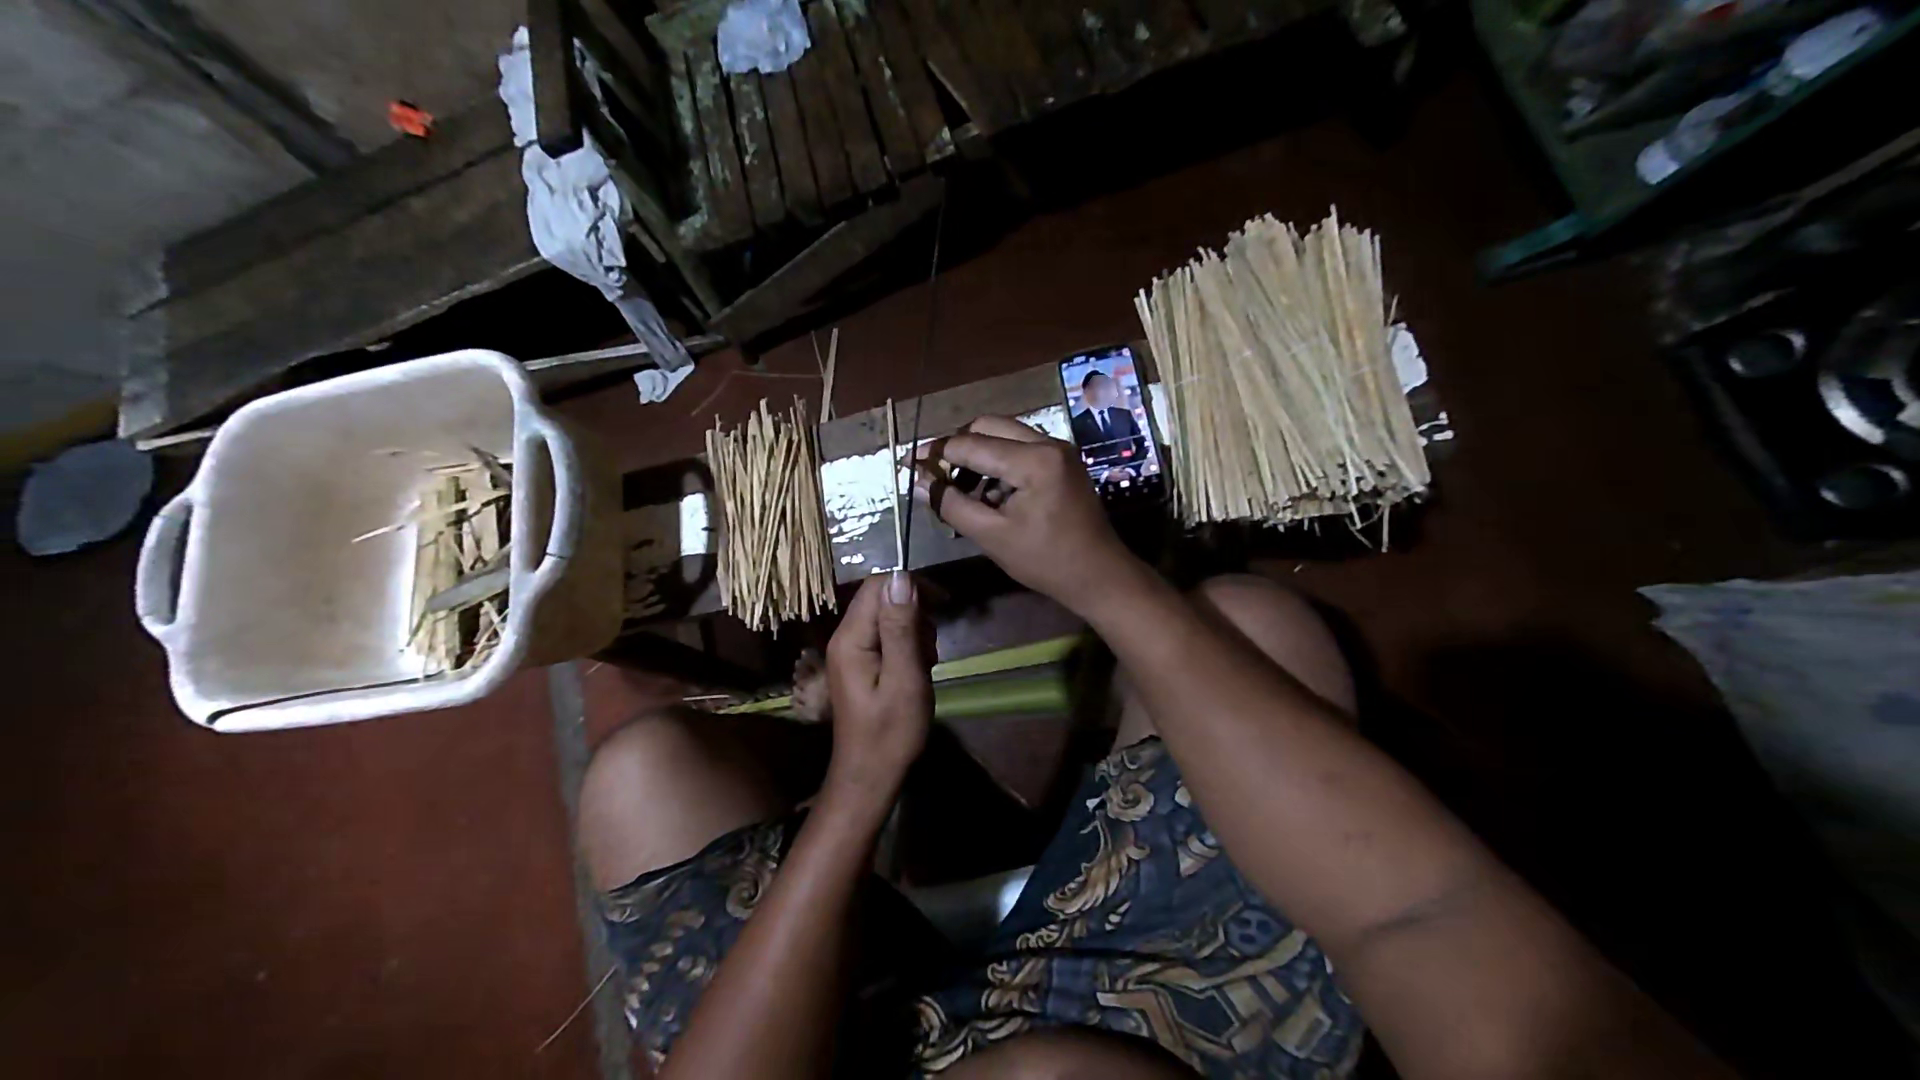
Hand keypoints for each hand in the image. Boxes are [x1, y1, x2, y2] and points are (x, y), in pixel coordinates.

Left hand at [823, 572, 931, 805]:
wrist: (871, 775)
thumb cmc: (891, 732)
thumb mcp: (904, 678)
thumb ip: (901, 627)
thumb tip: (901, 577)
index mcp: (851, 638)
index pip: (878, 586)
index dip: (911, 586)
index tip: (943, 604)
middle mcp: (846, 637)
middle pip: (883, 598)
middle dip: (916, 613)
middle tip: (931, 648)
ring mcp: (852, 651)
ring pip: (889, 617)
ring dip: (915, 632)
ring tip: (925, 664)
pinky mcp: (862, 663)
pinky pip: (888, 637)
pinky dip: (909, 646)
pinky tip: (917, 671)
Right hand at [914, 416, 1141, 609]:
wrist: (1100, 574)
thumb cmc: (1046, 561)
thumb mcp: (992, 536)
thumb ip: (952, 504)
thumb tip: (919, 480)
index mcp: (1033, 460)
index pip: (970, 444)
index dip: (935, 453)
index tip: (908, 464)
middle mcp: (1048, 443)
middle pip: (987, 426)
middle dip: (957, 447)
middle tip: (937, 476)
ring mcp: (1059, 449)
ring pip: (1004, 433)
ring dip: (978, 454)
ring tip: (963, 490)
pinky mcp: (1063, 460)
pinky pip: (1021, 446)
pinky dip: (999, 461)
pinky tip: (990, 493)